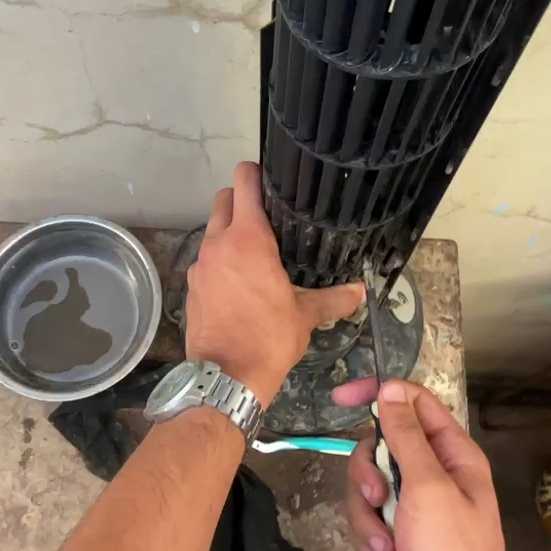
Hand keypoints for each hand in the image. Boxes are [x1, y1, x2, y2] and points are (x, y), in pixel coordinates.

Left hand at [185, 162, 363, 401]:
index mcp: (247, 238)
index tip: (271, 178)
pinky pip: (206, 261)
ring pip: (212, 231)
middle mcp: (217, 244)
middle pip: (223, 200)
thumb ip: (333, 298)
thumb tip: (360, 293)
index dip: (256, 173)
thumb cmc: (268, 338)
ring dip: (229, 232)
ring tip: (256, 252)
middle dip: (241, 200)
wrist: (225, 377)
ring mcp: (199, 265)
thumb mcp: (305, 315)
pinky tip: (239, 282)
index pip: (243, 182)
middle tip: (267, 216)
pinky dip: (219, 261)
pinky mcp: (191, 287)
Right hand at [337, 377, 513, 550]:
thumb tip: (391, 389)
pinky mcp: (399, 538)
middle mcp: (436, 477)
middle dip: (368, 475)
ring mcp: (416, 510)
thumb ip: (406, 436)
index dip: (378, 395)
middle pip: (381, 448)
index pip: (413, 404)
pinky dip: (372, 544)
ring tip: (388, 548)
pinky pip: (368, 522)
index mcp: (454, 456)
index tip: (339, 397)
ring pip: (368, 488)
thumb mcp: (427, 489)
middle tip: (376, 498)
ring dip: (368, 519)